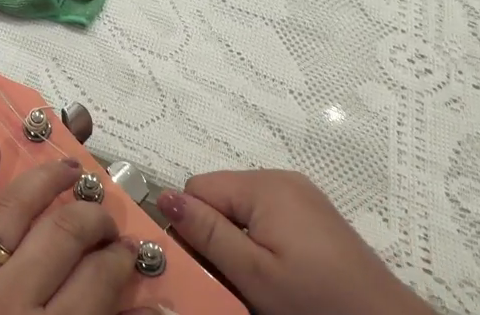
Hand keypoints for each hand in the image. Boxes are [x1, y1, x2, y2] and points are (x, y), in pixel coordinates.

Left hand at [0, 142, 139, 314]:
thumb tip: (159, 309)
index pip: (98, 280)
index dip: (122, 262)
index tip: (133, 254)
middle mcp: (8, 299)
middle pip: (61, 235)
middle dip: (93, 220)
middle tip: (107, 221)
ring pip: (12, 210)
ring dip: (44, 182)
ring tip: (70, 171)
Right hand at [158, 170, 431, 314]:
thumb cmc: (315, 301)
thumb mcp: (253, 274)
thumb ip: (207, 233)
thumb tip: (163, 196)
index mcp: (263, 185)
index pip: (198, 188)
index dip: (193, 227)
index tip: (207, 265)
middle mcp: (281, 178)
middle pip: (220, 197)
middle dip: (217, 236)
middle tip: (237, 280)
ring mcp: (301, 195)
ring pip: (242, 210)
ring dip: (239, 243)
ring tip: (260, 282)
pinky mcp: (315, 215)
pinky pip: (268, 216)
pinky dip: (263, 242)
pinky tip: (282, 275)